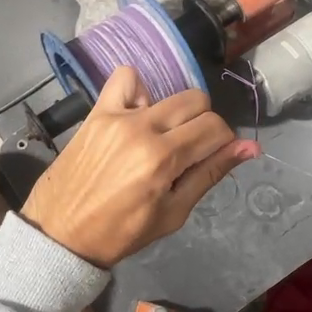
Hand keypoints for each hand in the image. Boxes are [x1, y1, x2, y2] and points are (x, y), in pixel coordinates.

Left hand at [22, 68, 255, 267]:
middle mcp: (142, 129)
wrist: (62, 233)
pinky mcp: (96, 112)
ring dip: (175, 110)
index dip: (223, 142)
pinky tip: (137, 114)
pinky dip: (139, 90)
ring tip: (161, 136)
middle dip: (203, 124)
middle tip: (187, 150)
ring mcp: (116, 116)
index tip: (211, 158)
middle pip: (196, 101)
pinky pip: (125, 78)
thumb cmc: (120, 232)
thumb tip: (250, 147)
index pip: (215, 127)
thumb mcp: (173, 213)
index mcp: (163, 159)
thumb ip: (210, 174)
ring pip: (168, 90)